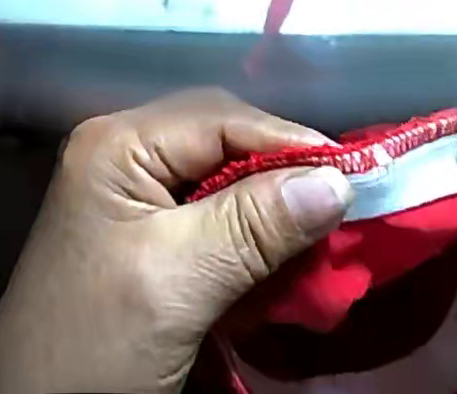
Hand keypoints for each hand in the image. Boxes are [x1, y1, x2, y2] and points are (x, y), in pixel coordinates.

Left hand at [0, 89, 353, 393]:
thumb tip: (336, 181)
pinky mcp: (139, 226)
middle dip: (280, 166)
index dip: (286, 139)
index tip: (360, 175)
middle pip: (216, 137)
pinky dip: (247, 227)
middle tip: (346, 202)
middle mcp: (119, 148)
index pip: (214, 117)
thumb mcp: (174, 279)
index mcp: (116, 142)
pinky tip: (280, 248)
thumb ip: (252, 226)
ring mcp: (126, 187)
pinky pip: (205, 208)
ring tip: (324, 225)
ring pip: (216, 172)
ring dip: (269, 198)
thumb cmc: (96, 338)